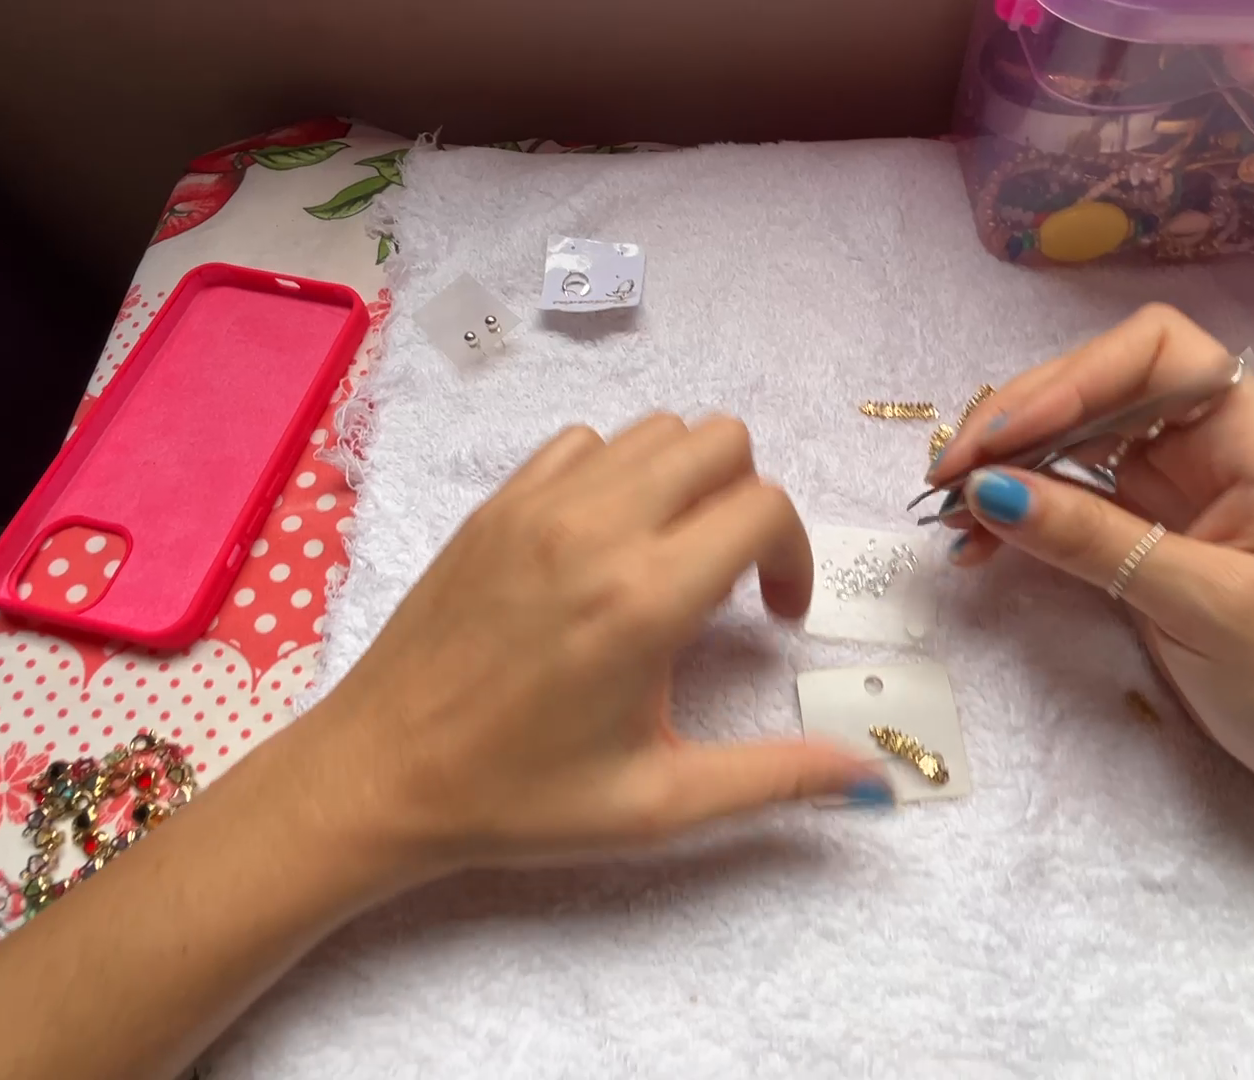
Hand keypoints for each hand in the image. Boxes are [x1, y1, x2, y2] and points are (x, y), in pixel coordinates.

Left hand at [296, 414, 889, 882]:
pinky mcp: (497, 502)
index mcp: (644, 598)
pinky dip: (620, 473)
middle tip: (729, 574)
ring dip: (688, 481)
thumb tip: (876, 780)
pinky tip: (604, 538)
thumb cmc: (520, 797)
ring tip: (670, 553)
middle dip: (750, 499)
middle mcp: (596, 527)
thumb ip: (777, 777)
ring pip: (656, 432)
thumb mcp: (658, 802)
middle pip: (721, 440)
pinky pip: (585, 444)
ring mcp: (538, 503)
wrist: (378, 775)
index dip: (793, 555)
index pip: (763, 508)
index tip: (773, 613)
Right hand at [929, 304, 1253, 819]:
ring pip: (1063, 439)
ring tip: (946, 513)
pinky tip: (974, 541)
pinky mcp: (1130, 526)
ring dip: (999, 466)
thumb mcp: (1202, 605)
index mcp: (1252, 442)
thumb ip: (1094, 541)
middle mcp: (1202, 446)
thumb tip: (987, 490)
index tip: (1007, 440)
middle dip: (1013, 424)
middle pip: (1091, 387)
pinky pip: (1056, 496)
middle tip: (946, 479)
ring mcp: (1161, 486)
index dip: (1075, 378)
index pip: (1156, 353)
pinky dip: (1010, 510)